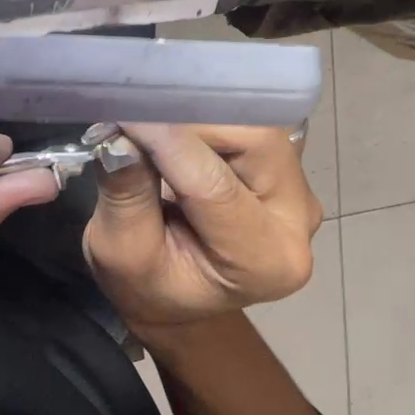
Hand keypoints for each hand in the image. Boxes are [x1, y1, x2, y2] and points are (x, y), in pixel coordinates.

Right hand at [84, 124, 321, 331]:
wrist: (178, 300)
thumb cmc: (146, 285)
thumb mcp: (119, 251)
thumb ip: (125, 196)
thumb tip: (120, 138)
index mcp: (263, 260)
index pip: (215, 184)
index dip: (165, 142)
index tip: (118, 115)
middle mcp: (296, 220)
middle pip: (252, 141)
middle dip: (188, 121)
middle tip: (134, 116)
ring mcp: (295, 189)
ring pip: (252, 122)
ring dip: (196, 114)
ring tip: (149, 118)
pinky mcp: (281, 166)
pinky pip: (246, 123)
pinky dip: (204, 115)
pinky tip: (171, 121)